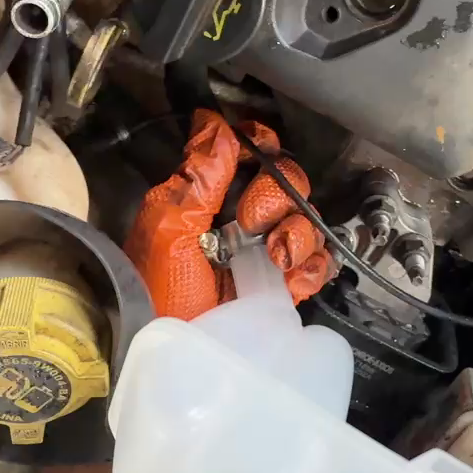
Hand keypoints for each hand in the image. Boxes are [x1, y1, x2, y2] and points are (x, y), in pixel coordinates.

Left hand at [124, 110, 331, 318]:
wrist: (176, 350)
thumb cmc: (157, 290)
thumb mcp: (168, 228)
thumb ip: (198, 176)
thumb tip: (214, 122)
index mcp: (210, 196)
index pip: (248, 153)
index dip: (261, 148)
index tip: (260, 158)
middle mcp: (240, 219)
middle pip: (285, 182)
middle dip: (276, 198)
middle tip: (251, 224)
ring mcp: (264, 254)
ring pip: (306, 221)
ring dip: (298, 235)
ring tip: (275, 259)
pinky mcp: (281, 287)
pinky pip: (315, 264)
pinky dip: (311, 269)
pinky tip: (289, 282)